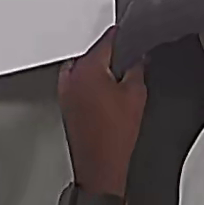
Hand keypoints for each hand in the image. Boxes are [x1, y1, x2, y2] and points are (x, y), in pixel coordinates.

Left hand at [57, 28, 145, 195]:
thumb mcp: (136, 94)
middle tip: (128, 63)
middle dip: (111, 55)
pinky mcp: (65, 102)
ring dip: (99, 68)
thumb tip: (138, 56)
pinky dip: (90, 81)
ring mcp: (65, 89)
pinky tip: (105, 94)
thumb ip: (138, 67)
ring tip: (117, 82)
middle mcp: (72, 75)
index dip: (122, 36)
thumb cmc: (115, 137)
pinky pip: (78, 80)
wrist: (101, 169)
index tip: (129, 34)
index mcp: (88, 68)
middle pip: (94, 51)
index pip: (107, 39)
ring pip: (85, 65)